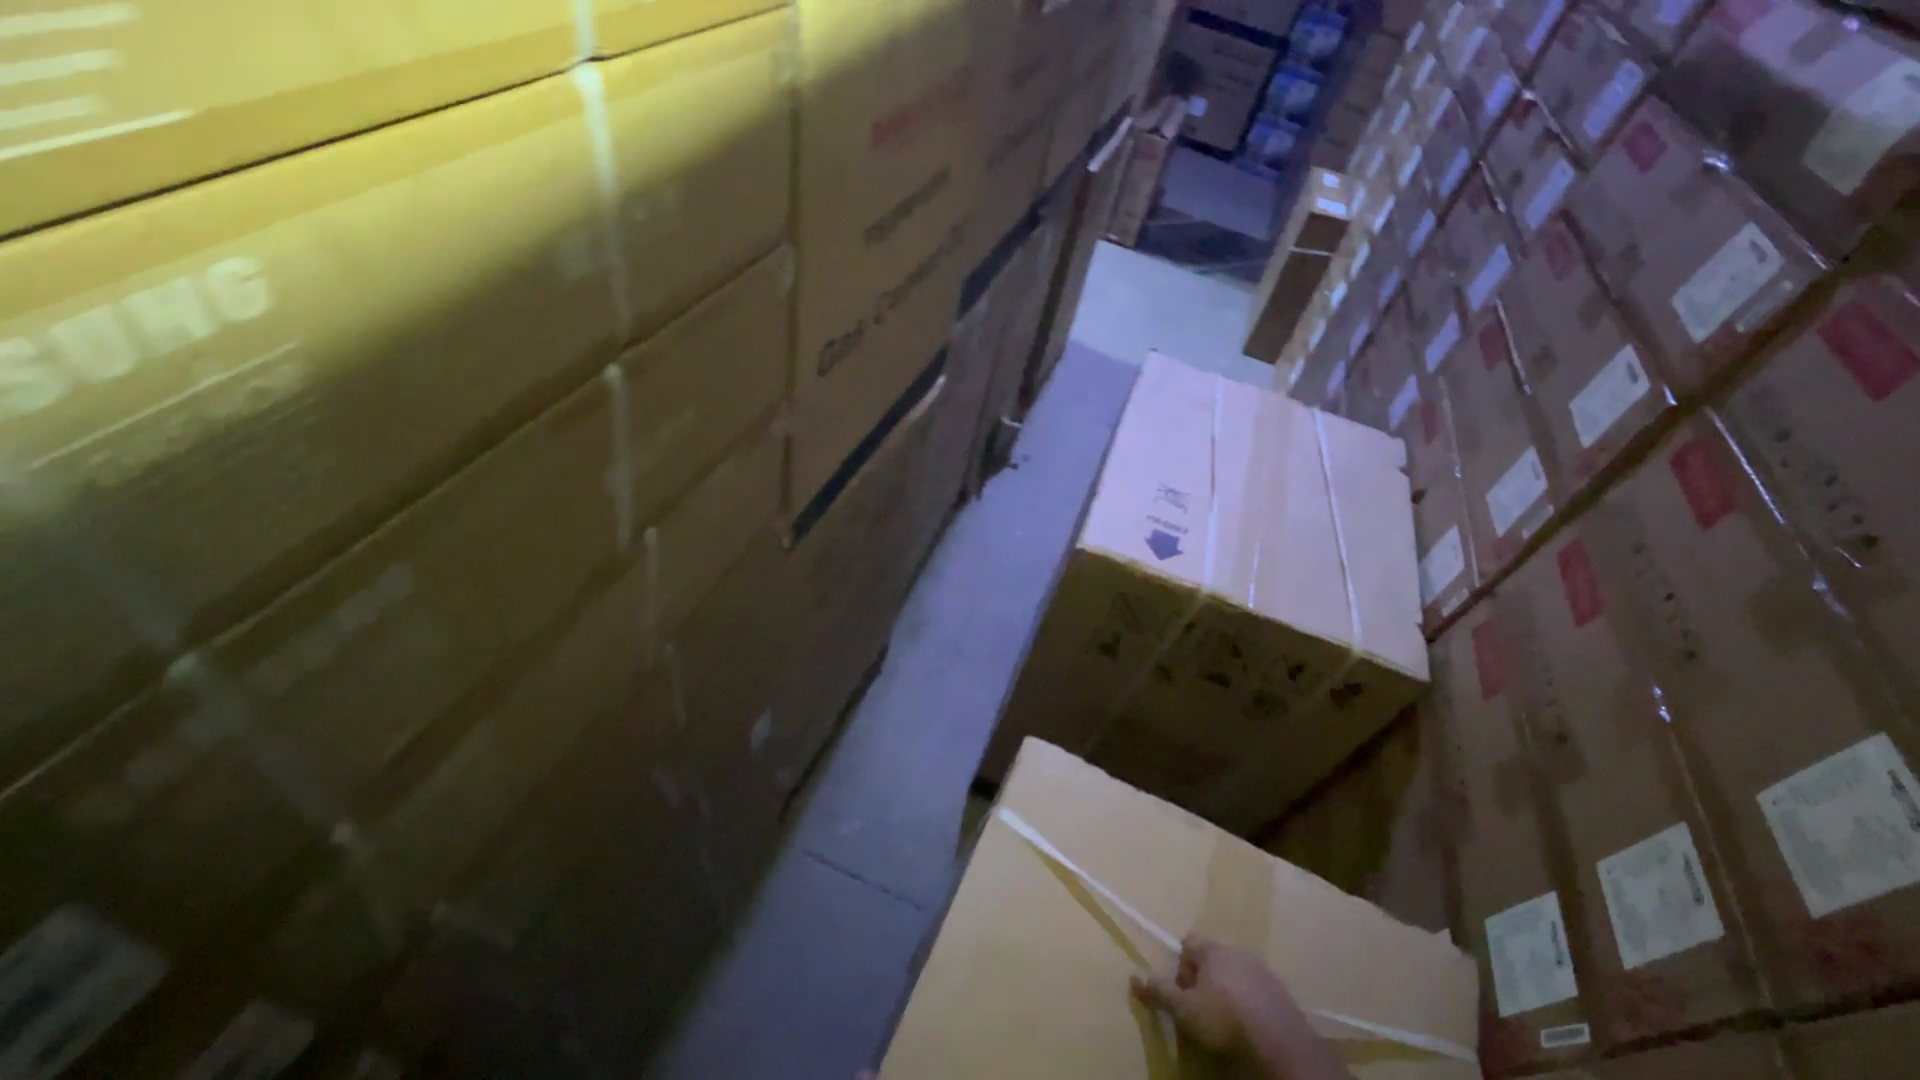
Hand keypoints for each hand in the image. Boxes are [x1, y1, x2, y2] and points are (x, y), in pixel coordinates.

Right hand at [1130, 936, 1291, 1055]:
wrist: (1279, 1044)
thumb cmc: (1224, 1020)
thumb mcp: (1184, 1010)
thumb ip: (1159, 991)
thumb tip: (1134, 976)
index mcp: (1214, 951)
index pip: (1187, 942)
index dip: (1180, 966)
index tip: (1182, 991)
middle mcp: (1239, 952)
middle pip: (1212, 958)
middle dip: (1203, 979)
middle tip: (1199, 1008)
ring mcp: (1263, 970)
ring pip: (1235, 973)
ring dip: (1226, 989)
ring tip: (1224, 1018)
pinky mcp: (1281, 991)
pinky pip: (1255, 989)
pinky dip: (1247, 1001)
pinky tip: (1247, 1023)